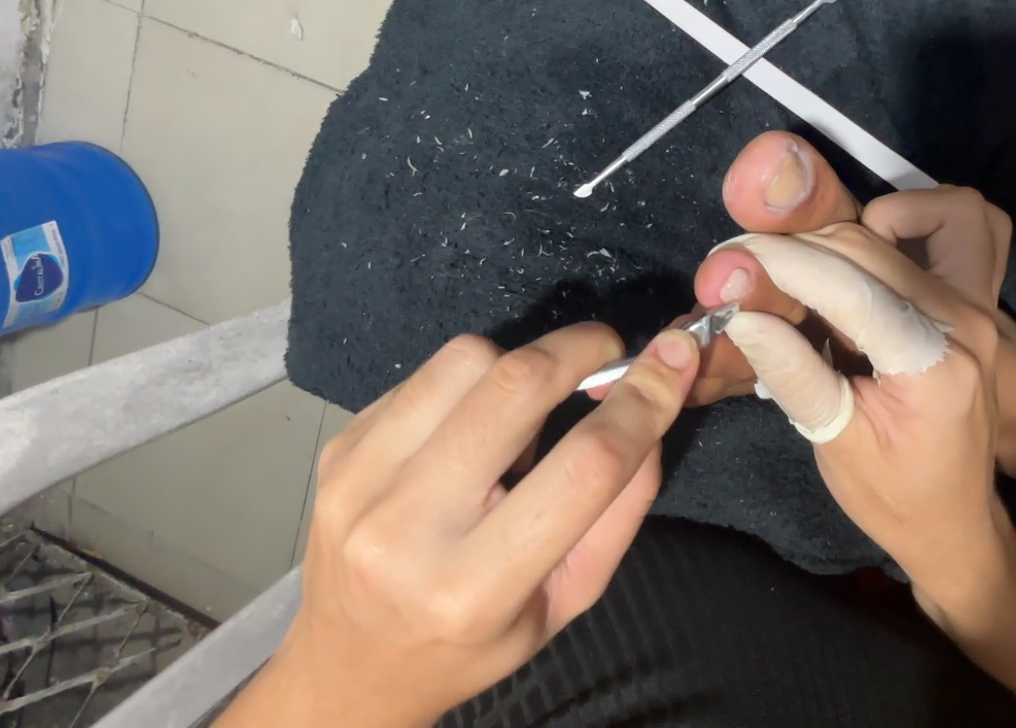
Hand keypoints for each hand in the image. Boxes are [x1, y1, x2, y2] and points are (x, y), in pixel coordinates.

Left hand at [220, 325, 699, 727]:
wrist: (349, 664)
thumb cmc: (474, 641)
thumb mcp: (568, 599)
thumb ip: (622, 506)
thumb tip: (654, 401)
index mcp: (475, 588)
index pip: (584, 466)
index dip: (641, 401)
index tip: (674, 358)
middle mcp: (406, 529)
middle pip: (516, 387)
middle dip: (580, 350)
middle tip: (607, 352)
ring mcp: (361, 479)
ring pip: (469, 360)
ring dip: (523, 361)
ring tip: (533, 403)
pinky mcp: (341, 444)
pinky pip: (429, 370)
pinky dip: (474, 378)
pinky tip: (476, 421)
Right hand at [718, 223, 1013, 595]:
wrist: (956, 519)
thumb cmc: (894, 495)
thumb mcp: (834, 444)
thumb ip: (790, 371)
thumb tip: (738, 312)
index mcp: (933, 365)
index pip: (848, 286)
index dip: (783, 262)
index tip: (728, 256)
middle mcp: (968, 320)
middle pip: (870, 246)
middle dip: (798, 246)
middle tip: (746, 267)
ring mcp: (983, 303)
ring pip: (929, 214)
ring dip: (865, 223)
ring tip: (817, 261)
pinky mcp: (980, 296)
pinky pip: (968, 224)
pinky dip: (918, 218)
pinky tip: (873, 250)